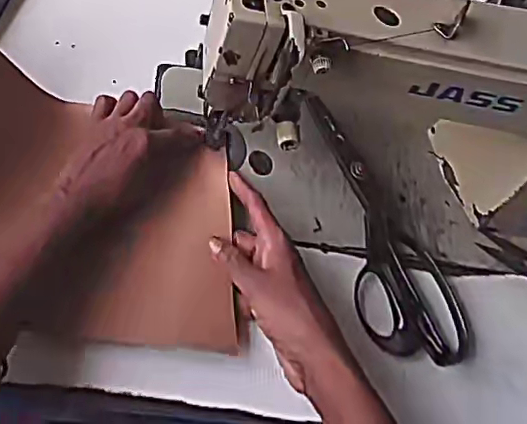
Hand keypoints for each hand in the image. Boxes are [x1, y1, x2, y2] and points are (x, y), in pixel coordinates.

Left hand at [49, 90, 199, 229]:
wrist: (75, 204)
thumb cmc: (105, 200)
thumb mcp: (146, 187)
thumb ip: (161, 164)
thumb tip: (171, 157)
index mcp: (144, 143)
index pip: (177, 133)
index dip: (190, 134)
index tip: (196, 134)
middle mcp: (128, 127)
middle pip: (151, 101)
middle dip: (160, 111)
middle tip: (162, 124)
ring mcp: (110, 122)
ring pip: (130, 96)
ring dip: (136, 105)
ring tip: (139, 117)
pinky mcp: (93, 124)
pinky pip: (106, 102)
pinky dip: (112, 106)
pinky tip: (114, 117)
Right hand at [211, 172, 380, 414]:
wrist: (313, 353)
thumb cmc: (297, 317)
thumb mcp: (254, 284)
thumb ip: (232, 262)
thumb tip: (217, 244)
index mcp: (277, 243)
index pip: (258, 206)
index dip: (244, 188)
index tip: (234, 174)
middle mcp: (278, 256)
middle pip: (250, 234)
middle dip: (232, 233)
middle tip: (214, 226)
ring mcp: (277, 277)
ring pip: (249, 260)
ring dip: (235, 264)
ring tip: (219, 264)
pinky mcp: (275, 298)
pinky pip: (251, 283)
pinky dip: (241, 287)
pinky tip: (234, 296)